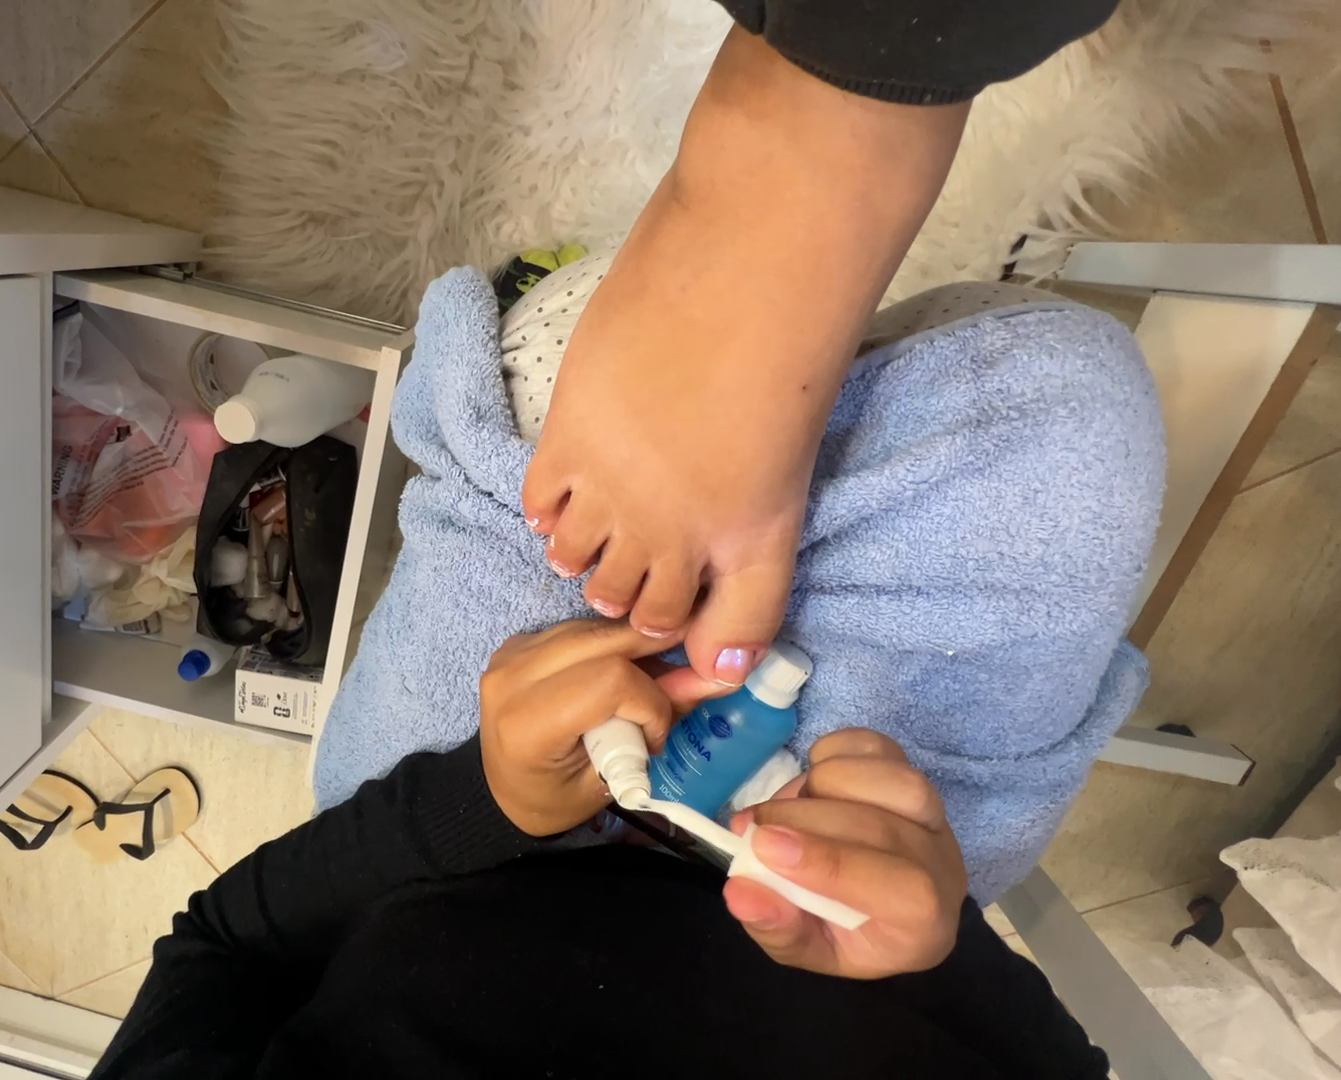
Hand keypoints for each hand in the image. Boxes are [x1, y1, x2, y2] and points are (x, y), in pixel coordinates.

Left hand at [478, 618, 710, 835]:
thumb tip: (718, 678)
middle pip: (602, 639)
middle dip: (651, 651)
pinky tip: (618, 666)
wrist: (499, 788)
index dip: (648, 699)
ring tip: (646, 679)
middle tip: (678, 674)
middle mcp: (511, 678)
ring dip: (629, 645)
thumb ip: (656, 726)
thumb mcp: (608, 778)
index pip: (609, 680)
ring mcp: (510, 654)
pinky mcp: (516, 642)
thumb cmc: (552, 798)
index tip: (655, 732)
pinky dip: (606, 642)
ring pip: (591, 626)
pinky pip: (575, 628)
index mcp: (528, 723)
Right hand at [522, 29, 965, 685]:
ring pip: (580, 566)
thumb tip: (725, 640)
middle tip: (625, 577)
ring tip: (589, 540)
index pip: (717, 640)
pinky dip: (549, 515)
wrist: (759, 249)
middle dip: (631, 602)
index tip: (674, 619)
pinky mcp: (568, 441)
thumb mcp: (796, 461)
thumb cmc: (800, 340)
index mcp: (751, 539)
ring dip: (584, 562)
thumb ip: (755, 545)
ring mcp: (618, 490)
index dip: (691, 641)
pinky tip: (563, 498)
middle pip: (634, 606)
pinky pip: (541, 510)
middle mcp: (679, 533)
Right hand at [723, 729, 966, 978]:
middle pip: (883, 828)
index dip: (831, 862)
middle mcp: (940, 863)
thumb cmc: (839, 927)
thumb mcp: (803, 947)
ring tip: (791, 806)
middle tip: (749, 827)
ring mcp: (929, 811)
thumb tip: (739, 893)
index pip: (904, 889)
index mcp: (925, 921)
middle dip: (803, 819)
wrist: (870, 897)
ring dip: (824, 784)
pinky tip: (811, 781)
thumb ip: (775, 927)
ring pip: (893, 780)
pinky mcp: (904, 769)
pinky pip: (875, 747)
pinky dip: (832, 752)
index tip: (763, 847)